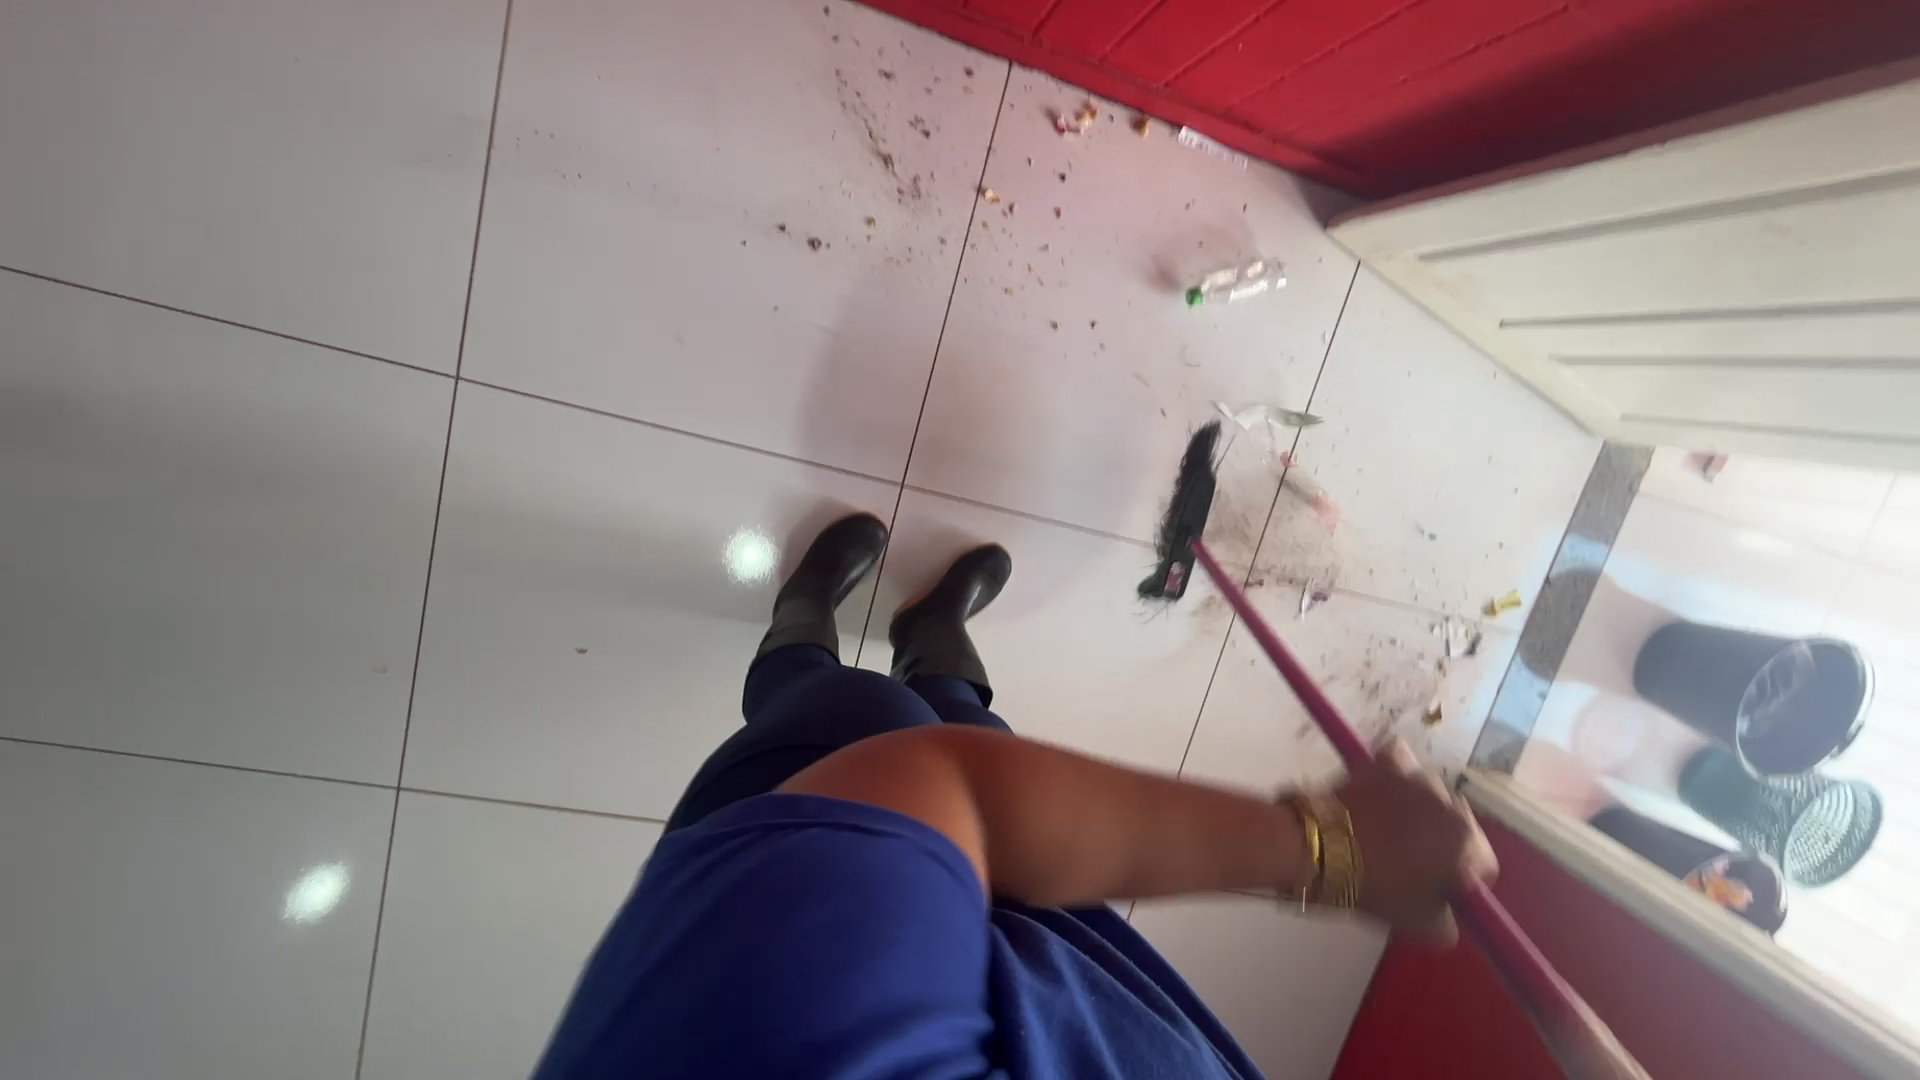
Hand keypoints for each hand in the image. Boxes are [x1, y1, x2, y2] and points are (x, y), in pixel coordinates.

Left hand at [1324, 740, 1496, 943]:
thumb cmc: (1376, 888)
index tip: (1438, 882)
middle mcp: (1452, 806)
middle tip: (1410, 851)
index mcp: (1468, 845)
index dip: (1462, 875)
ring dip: (1418, 802)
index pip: (1483, 863)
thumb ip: (1448, 919)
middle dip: (1441, 836)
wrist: (1322, 847)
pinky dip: (1395, 767)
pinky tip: (1381, 783)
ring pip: (1430, 790)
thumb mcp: (1423, 923)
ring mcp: (1417, 780)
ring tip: (1390, 818)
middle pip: (1457, 822)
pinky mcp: (1385, 762)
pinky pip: (1400, 757)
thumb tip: (1447, 911)